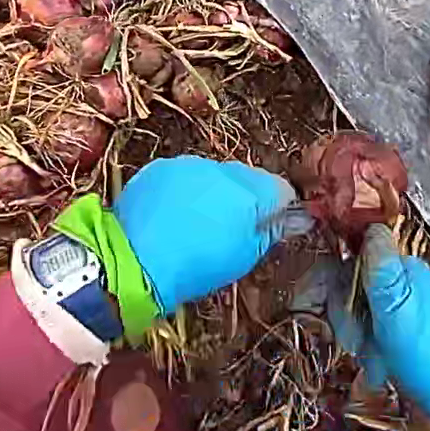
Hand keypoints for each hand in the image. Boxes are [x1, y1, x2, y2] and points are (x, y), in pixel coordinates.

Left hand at [113, 156, 298, 310]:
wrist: (131, 260)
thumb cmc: (196, 266)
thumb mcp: (243, 256)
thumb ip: (272, 231)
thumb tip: (298, 218)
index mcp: (248, 191)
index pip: (280, 188)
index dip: (277, 209)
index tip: (266, 227)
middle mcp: (222, 169)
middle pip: (247, 178)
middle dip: (244, 198)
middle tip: (228, 230)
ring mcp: (189, 164)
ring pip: (214, 175)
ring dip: (213, 192)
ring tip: (196, 223)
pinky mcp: (161, 167)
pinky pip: (184, 174)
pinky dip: (185, 190)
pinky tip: (172, 215)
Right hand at [332, 224, 429, 430]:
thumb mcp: (397, 308)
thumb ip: (379, 266)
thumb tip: (369, 223)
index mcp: (402, 269)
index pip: (352, 259)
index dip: (334, 284)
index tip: (328, 311)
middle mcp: (403, 284)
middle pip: (352, 289)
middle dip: (348, 319)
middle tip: (357, 344)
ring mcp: (405, 312)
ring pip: (360, 316)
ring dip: (360, 341)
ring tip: (375, 363)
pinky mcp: (406, 338)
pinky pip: (374, 338)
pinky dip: (372, 355)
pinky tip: (382, 372)